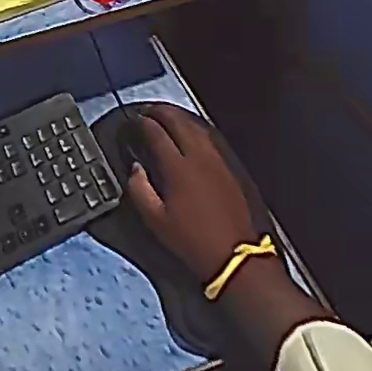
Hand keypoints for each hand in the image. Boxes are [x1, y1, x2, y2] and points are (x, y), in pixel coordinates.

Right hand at [125, 104, 328, 362]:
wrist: (237, 260)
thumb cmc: (192, 241)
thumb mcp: (155, 220)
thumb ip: (139, 189)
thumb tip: (135, 168)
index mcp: (177, 167)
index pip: (155, 132)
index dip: (142, 123)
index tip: (134, 122)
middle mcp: (198, 157)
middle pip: (177, 121)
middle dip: (160, 111)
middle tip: (148, 110)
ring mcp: (218, 162)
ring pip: (197, 126)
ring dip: (179, 116)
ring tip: (167, 115)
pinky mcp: (231, 169)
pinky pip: (210, 138)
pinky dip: (195, 128)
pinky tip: (190, 132)